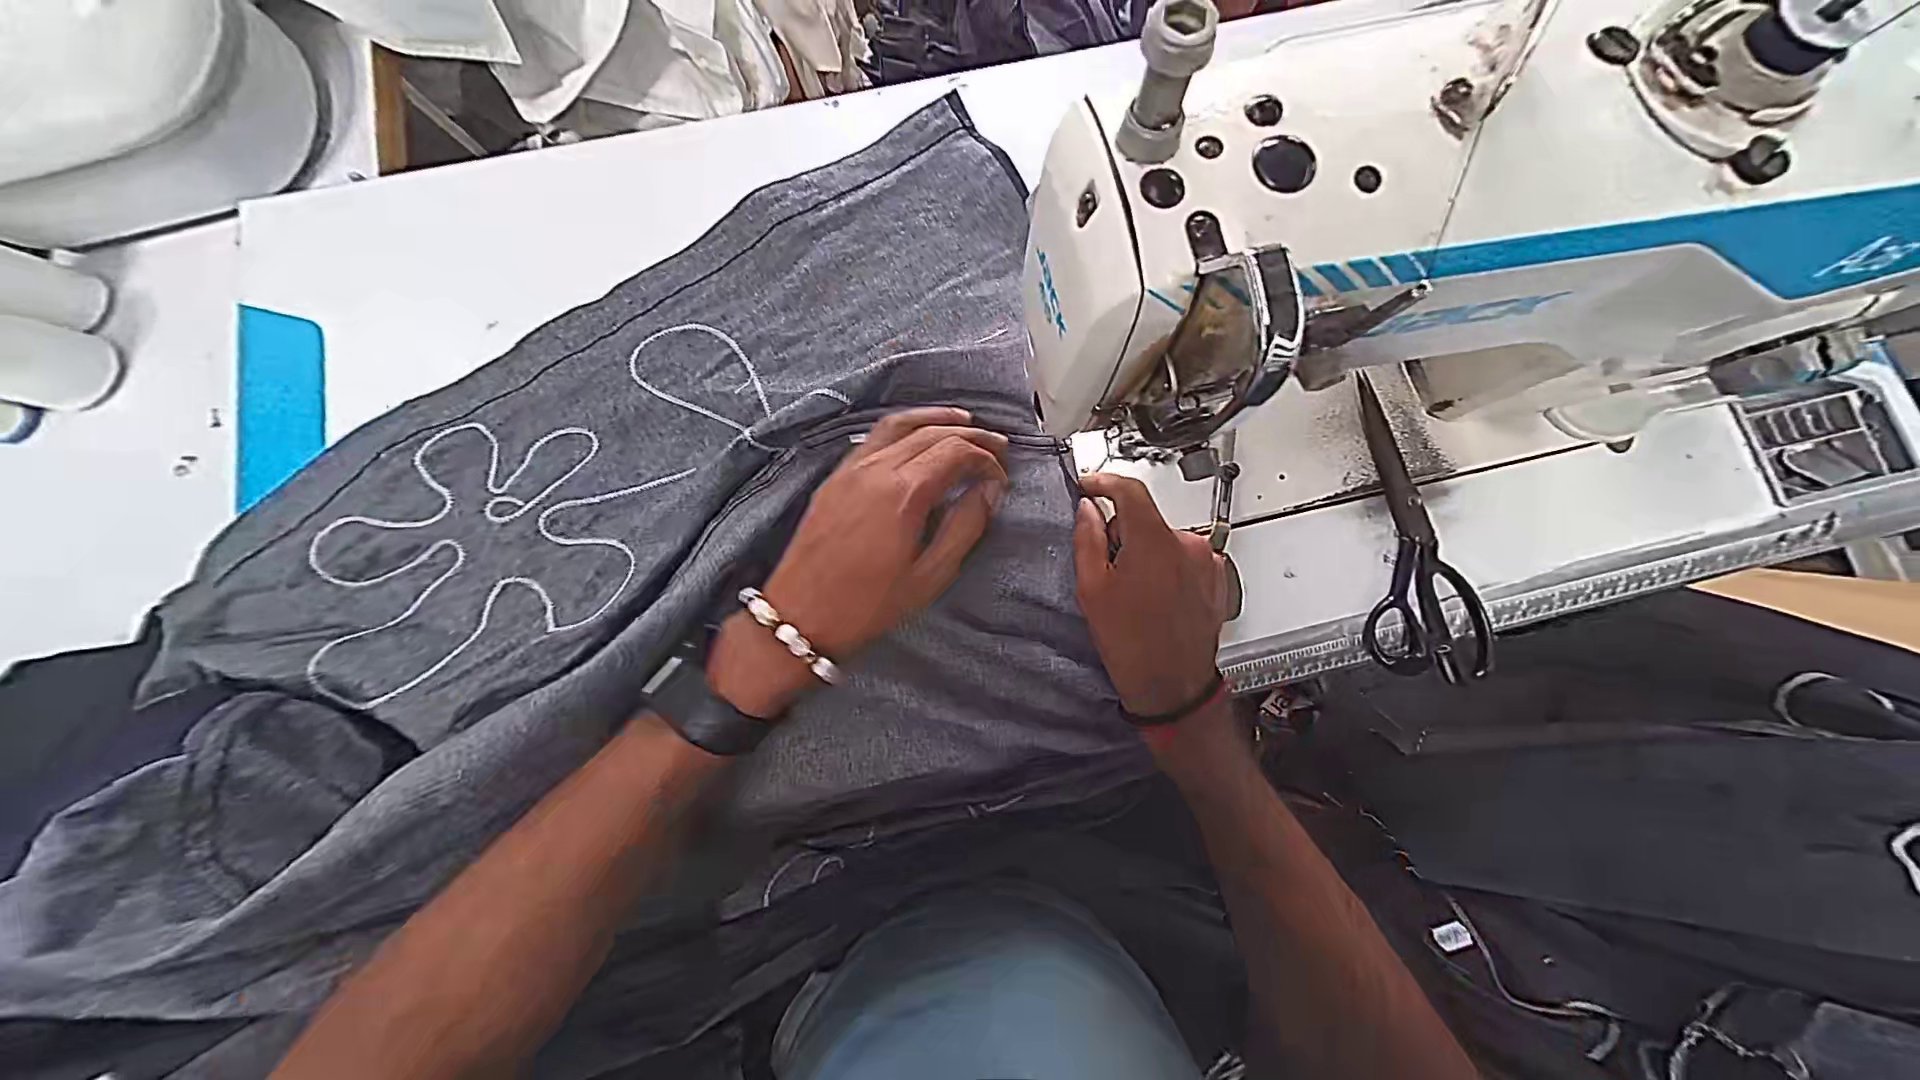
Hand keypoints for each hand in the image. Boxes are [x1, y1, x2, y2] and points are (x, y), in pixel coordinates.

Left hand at [708, 407, 1008, 717]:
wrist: (801, 615)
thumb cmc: (868, 604)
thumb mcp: (930, 575)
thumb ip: (965, 526)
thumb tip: (989, 491)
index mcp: (904, 493)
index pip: (957, 452)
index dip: (986, 459)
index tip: (1001, 477)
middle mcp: (877, 470)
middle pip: (932, 432)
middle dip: (970, 435)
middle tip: (997, 445)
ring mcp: (851, 470)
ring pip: (899, 425)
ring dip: (935, 419)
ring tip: (963, 421)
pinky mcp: (834, 478)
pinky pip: (873, 437)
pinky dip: (903, 428)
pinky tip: (915, 437)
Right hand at [1072, 472, 1229, 716]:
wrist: (1172, 685)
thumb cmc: (1135, 646)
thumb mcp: (1092, 590)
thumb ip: (1088, 540)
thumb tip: (1088, 511)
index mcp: (1154, 542)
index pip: (1129, 489)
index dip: (1103, 483)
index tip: (1090, 486)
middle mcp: (1186, 545)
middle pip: (1145, 517)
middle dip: (1122, 534)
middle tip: (1108, 571)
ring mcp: (1205, 561)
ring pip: (1163, 538)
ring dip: (1145, 553)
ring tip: (1135, 594)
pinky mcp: (1214, 577)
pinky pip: (1182, 557)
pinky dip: (1165, 567)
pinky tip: (1155, 599)